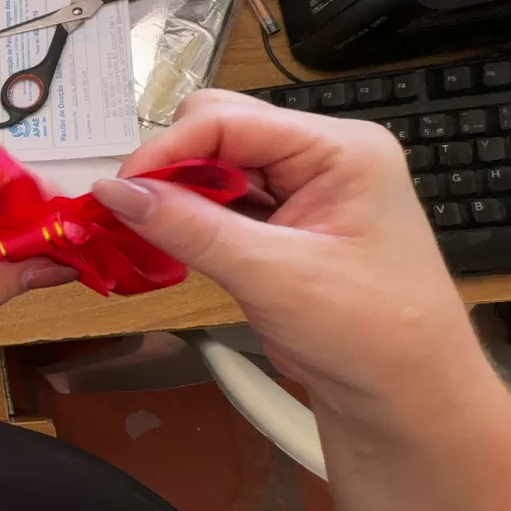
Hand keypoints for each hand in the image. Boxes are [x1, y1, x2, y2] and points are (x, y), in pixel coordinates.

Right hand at [91, 89, 489, 411]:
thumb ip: (186, 227)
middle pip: (213, 127)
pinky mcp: (273, 215)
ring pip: (205, 161)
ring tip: (151, 231)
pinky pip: (209, 195)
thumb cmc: (367, 331)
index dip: (164, 150)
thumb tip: (110, 192)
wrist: (400, 390)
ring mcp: (295, 185)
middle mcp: (317, 155)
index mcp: (339, 150)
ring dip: (170, 192)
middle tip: (138, 213)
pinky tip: (170, 240)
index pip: (225, 120)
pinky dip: (179, 214)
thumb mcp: (270, 274)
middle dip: (167, 166)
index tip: (118, 194)